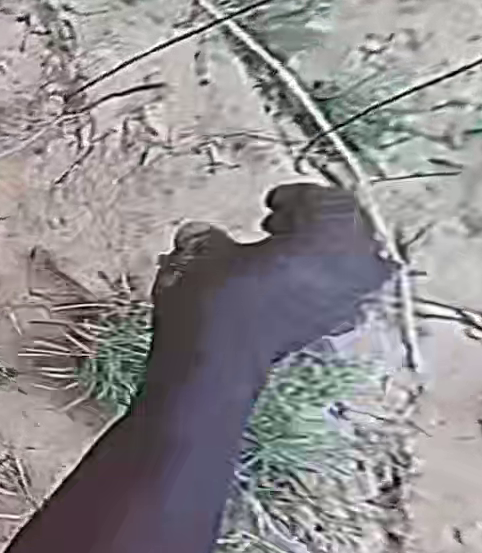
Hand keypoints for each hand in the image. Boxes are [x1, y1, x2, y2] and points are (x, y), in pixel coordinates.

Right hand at [150, 182, 394, 380]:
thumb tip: (199, 233)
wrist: (212, 356)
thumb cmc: (211, 301)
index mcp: (330, 236)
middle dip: (307, 225)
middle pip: (341, 230)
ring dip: (309, 255)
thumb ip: (205, 240)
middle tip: (274, 225)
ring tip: (271, 257)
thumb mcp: (197, 259)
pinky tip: (274, 286)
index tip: (274, 198)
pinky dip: (305, 282)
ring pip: (337, 262)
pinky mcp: (328, 321)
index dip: (296, 196)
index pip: (325, 201)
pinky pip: (327, 289)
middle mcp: (353, 263)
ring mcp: (346, 295)